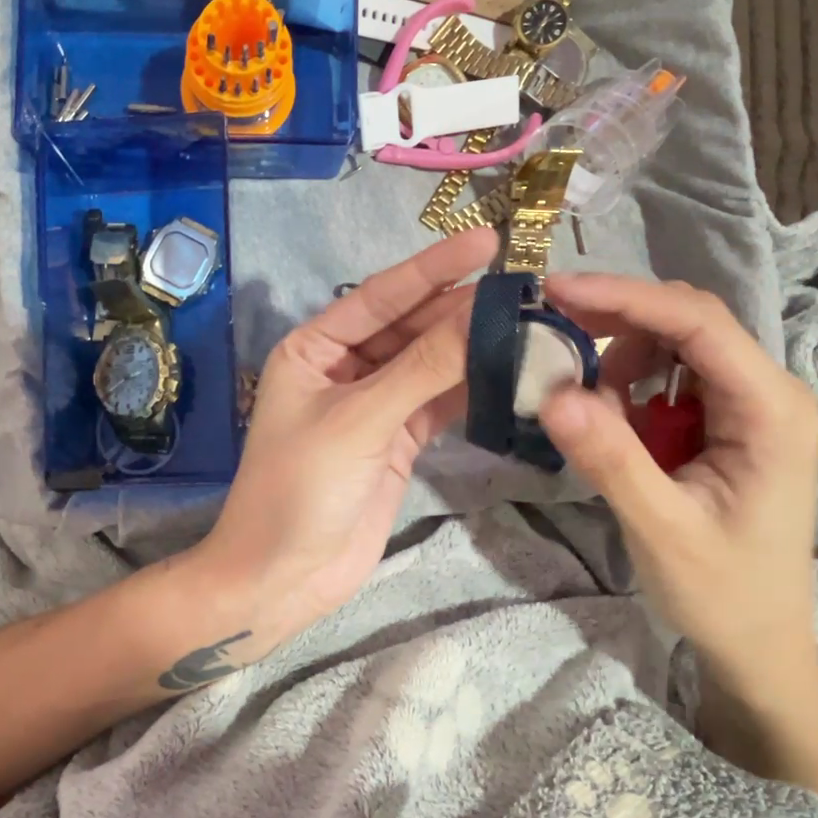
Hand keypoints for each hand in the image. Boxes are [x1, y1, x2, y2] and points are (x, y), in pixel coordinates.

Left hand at [197, 228, 499, 650]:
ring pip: (429, 364)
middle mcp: (342, 368)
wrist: (283, 576)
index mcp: (313, 348)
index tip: (489, 241)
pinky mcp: (396, 441)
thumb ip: (421, 370)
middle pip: (410, 327)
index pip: (379, 296)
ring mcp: (372, 405)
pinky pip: (439, 402)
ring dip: (474, 348)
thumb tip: (483, 316)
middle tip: (529, 288)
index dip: (433, 269)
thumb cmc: (300, 488)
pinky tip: (515, 372)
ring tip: (535, 323)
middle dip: (462, 309)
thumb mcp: (358, 421)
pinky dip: (473, 390)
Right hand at [534, 274, 817, 677]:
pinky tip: (606, 420)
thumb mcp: (661, 528)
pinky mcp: (722, 424)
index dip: (625, 297)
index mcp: (771, 409)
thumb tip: (552, 392)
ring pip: (674, 344)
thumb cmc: (722, 591)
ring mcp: (745, 407)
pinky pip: (668, 379)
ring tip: (581, 398)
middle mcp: (766, 392)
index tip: (555, 290)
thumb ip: (611, 458)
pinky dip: (626, 384)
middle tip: (548, 328)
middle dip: (616, 317)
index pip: (698, 322)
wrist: (756, 642)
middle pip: (687, 321)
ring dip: (619, 355)